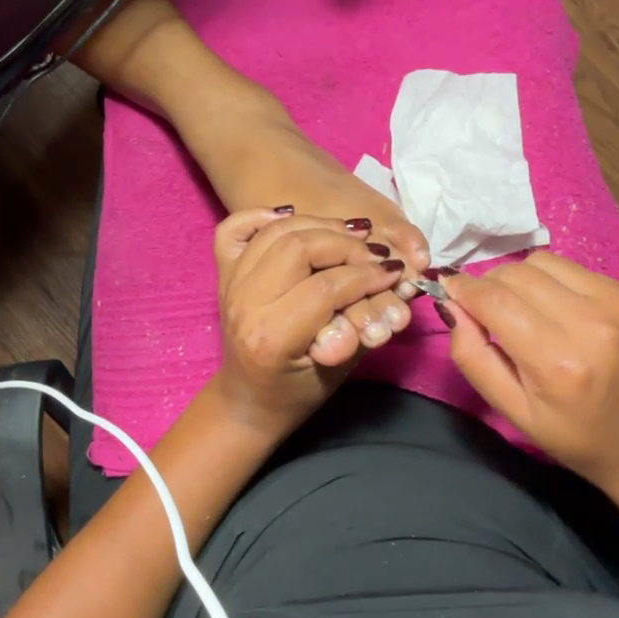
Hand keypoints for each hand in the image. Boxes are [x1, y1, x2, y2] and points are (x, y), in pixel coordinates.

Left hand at [210, 208, 407, 438]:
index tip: (395, 271)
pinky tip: (290, 216)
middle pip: (298, 246)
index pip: (325, 287)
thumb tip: (390, 284)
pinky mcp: (223, 273)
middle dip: (345, 244)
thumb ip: (362, 327)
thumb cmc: (296, 393)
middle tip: (374, 252)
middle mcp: (245, 302)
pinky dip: (261, 216)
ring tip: (350, 234)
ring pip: (275, 232)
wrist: (247, 402)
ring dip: (318, 224)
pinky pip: (233, 228)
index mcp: (271, 335)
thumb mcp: (337, 371)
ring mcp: (229, 284)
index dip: (366, 276)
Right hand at [440, 251, 618, 498]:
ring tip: (524, 308)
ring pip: (541, 262)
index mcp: (559, 364)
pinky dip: (551, 281)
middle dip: (489, 286)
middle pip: (515, 275)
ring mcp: (618, 304)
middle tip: (487, 310)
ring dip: (520, 279)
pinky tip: (557, 309)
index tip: (448, 289)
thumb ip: (472, 356)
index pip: (494, 300)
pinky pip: (570, 268)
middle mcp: (592, 325)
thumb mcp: (511, 410)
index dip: (463, 289)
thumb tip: (450, 303)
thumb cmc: (573, 434)